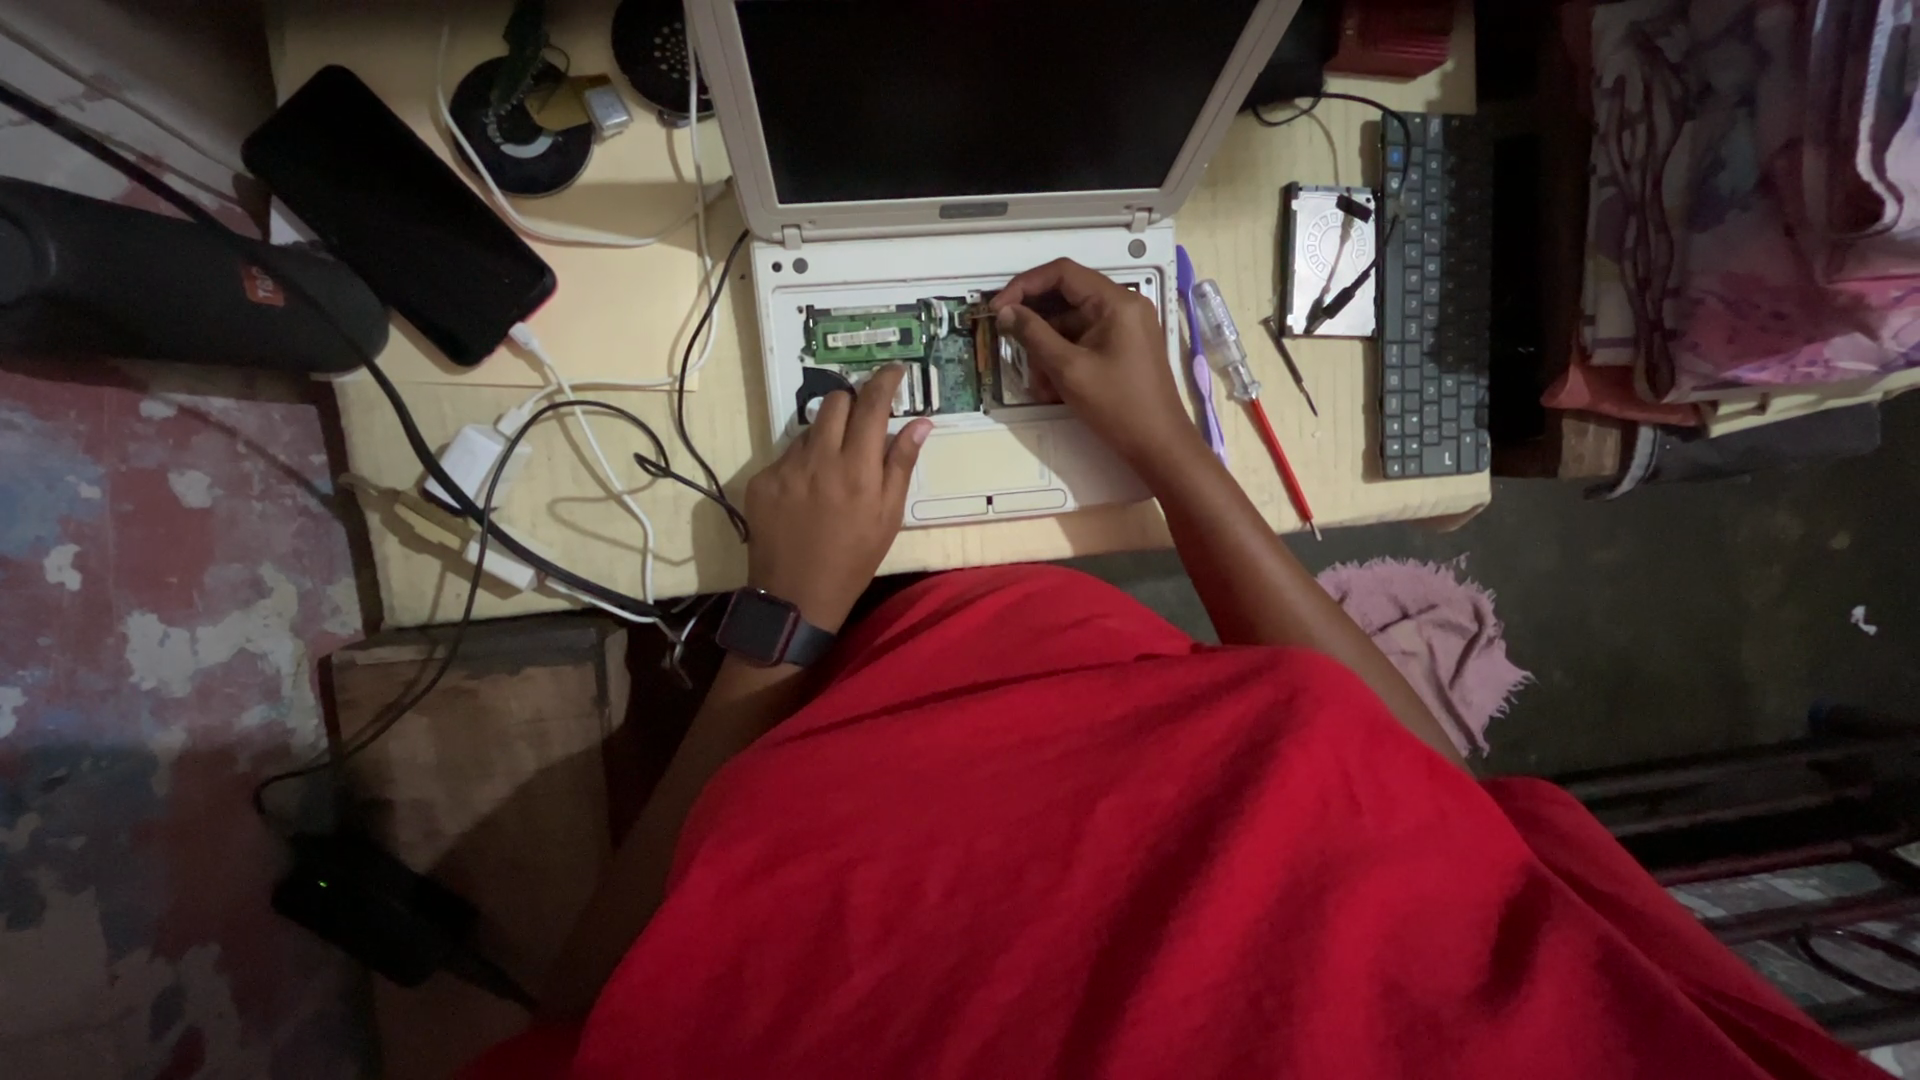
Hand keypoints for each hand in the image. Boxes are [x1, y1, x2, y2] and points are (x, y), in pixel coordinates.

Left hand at [744, 365, 931, 634]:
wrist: (797, 596)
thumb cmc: (854, 560)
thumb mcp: (889, 517)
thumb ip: (901, 465)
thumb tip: (921, 422)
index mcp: (857, 470)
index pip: (872, 405)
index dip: (885, 380)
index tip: (894, 371)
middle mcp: (819, 460)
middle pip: (834, 401)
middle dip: (851, 404)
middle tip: (862, 426)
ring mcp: (784, 468)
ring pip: (808, 429)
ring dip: (826, 435)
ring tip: (833, 472)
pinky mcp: (761, 481)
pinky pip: (786, 454)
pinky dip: (802, 462)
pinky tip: (807, 493)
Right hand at [990, 258, 1205, 471]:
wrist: (1159, 445)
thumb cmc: (1117, 406)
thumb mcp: (1069, 370)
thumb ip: (1034, 335)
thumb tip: (1006, 312)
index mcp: (1116, 301)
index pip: (1062, 273)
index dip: (1025, 285)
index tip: (998, 308)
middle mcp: (1123, 306)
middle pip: (1066, 299)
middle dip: (1036, 326)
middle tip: (1013, 349)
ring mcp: (1124, 328)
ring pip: (1071, 325)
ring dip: (1047, 350)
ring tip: (1038, 384)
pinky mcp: (1122, 349)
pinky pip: (1084, 343)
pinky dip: (1064, 361)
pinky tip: (1052, 390)